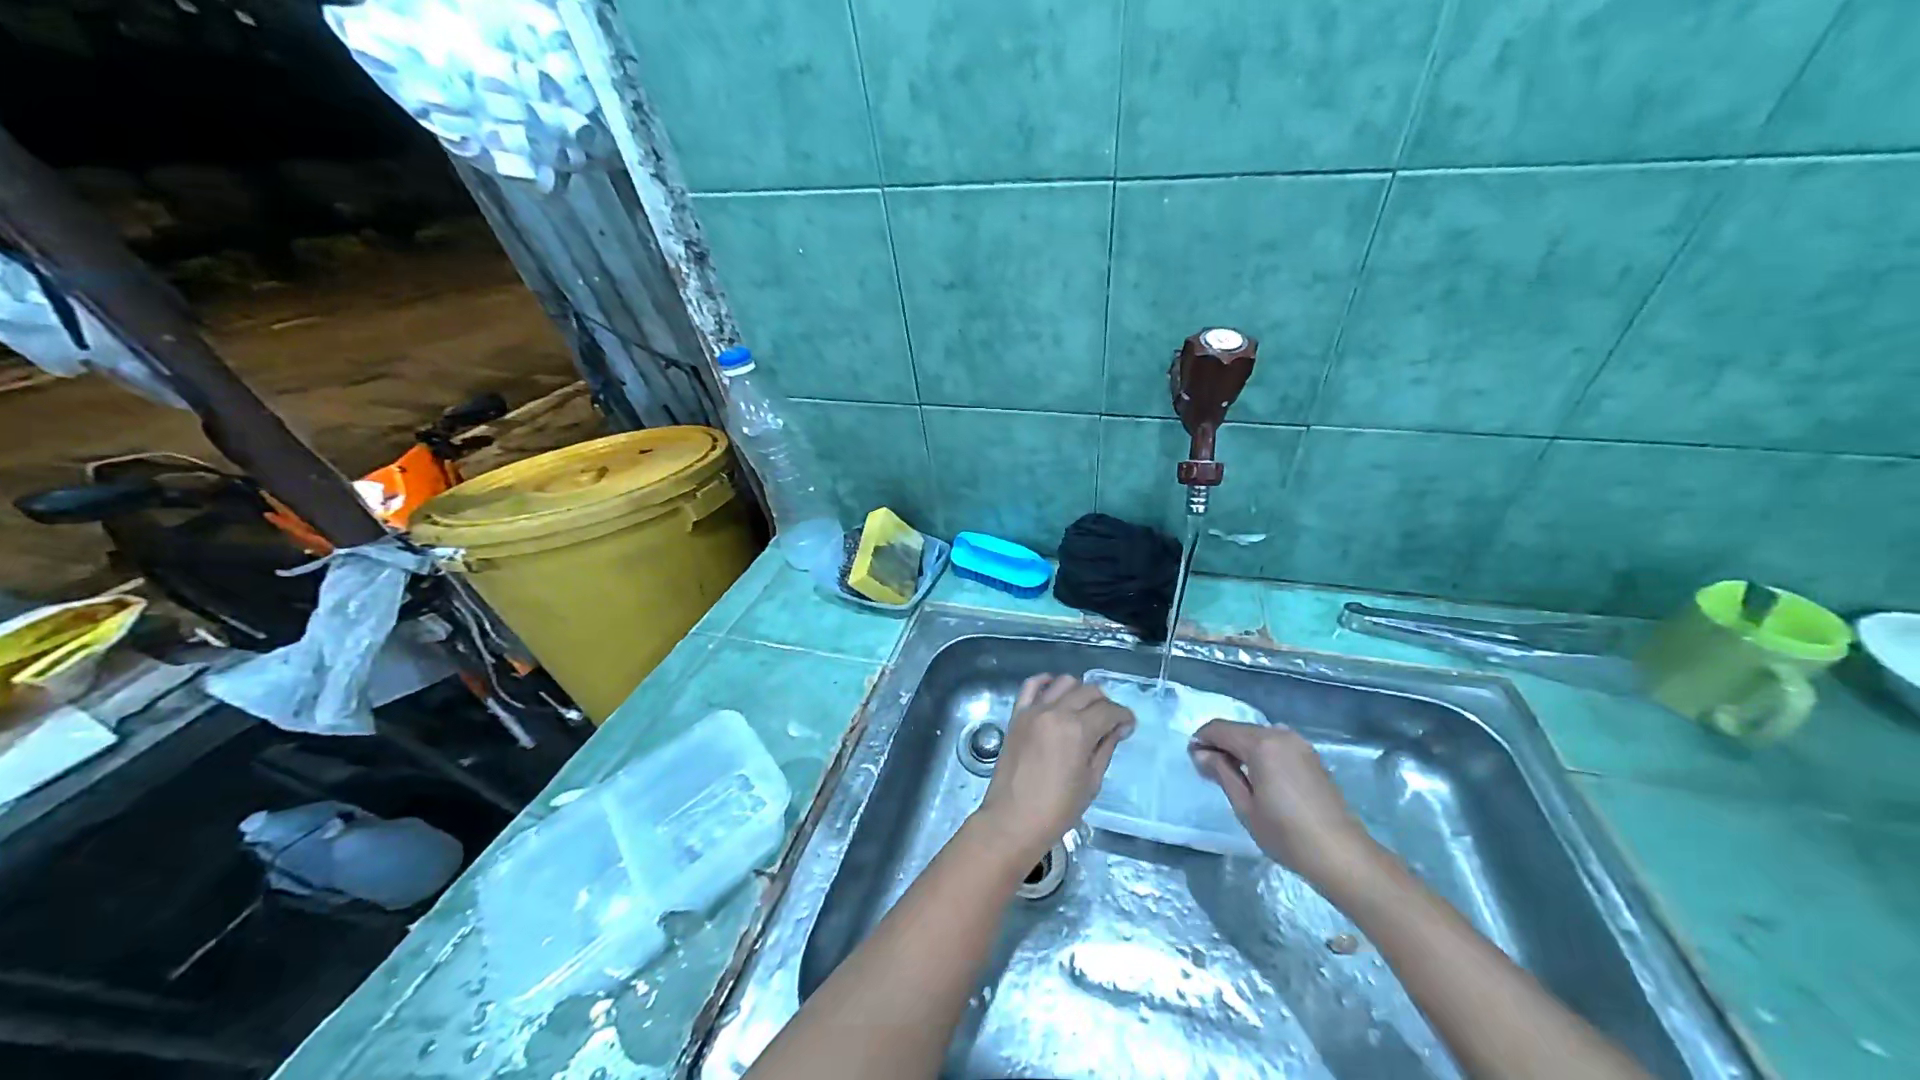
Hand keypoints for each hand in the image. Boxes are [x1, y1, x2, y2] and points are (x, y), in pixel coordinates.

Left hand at [972, 674, 1135, 863]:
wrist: (1013, 820)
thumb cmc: (1057, 809)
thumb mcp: (1091, 781)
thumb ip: (1105, 748)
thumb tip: (1117, 728)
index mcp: (1078, 730)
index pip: (1109, 710)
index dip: (1124, 717)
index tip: (1128, 727)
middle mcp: (1056, 712)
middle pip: (1089, 691)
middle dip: (1105, 704)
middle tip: (1109, 722)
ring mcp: (1033, 711)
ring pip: (1064, 682)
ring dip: (1079, 691)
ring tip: (1083, 710)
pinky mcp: (1017, 715)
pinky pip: (1031, 686)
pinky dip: (1046, 683)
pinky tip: (1056, 693)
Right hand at [1190, 719, 1374, 883]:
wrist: (1342, 855)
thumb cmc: (1286, 834)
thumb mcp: (1245, 806)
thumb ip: (1221, 772)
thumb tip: (1200, 753)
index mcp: (1262, 744)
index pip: (1220, 729)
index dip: (1201, 740)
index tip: (1192, 759)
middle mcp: (1281, 735)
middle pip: (1239, 730)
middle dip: (1220, 744)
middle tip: (1208, 770)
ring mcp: (1300, 745)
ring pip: (1258, 736)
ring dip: (1240, 748)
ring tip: (1232, 775)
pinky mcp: (1311, 757)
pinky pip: (1276, 745)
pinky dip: (1260, 753)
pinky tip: (1258, 777)